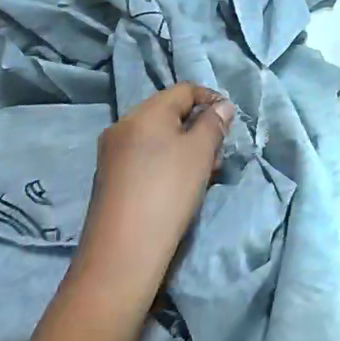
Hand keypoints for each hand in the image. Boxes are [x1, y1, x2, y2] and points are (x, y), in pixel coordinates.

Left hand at [73, 83, 233, 304]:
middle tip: (217, 155)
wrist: (123, 249)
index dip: (210, 99)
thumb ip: (213, 124)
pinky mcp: (109, 177)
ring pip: (155, 136)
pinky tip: (176, 186)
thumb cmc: (168, 192)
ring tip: (202, 174)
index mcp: (144, 112)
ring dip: (182, 146)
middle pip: (168, 112)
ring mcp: (112, 152)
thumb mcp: (200, 153)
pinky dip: (164, 161)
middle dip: (197, 127)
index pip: (183, 90)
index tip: (230, 121)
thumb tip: (221, 105)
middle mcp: (123, 125)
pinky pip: (142, 156)